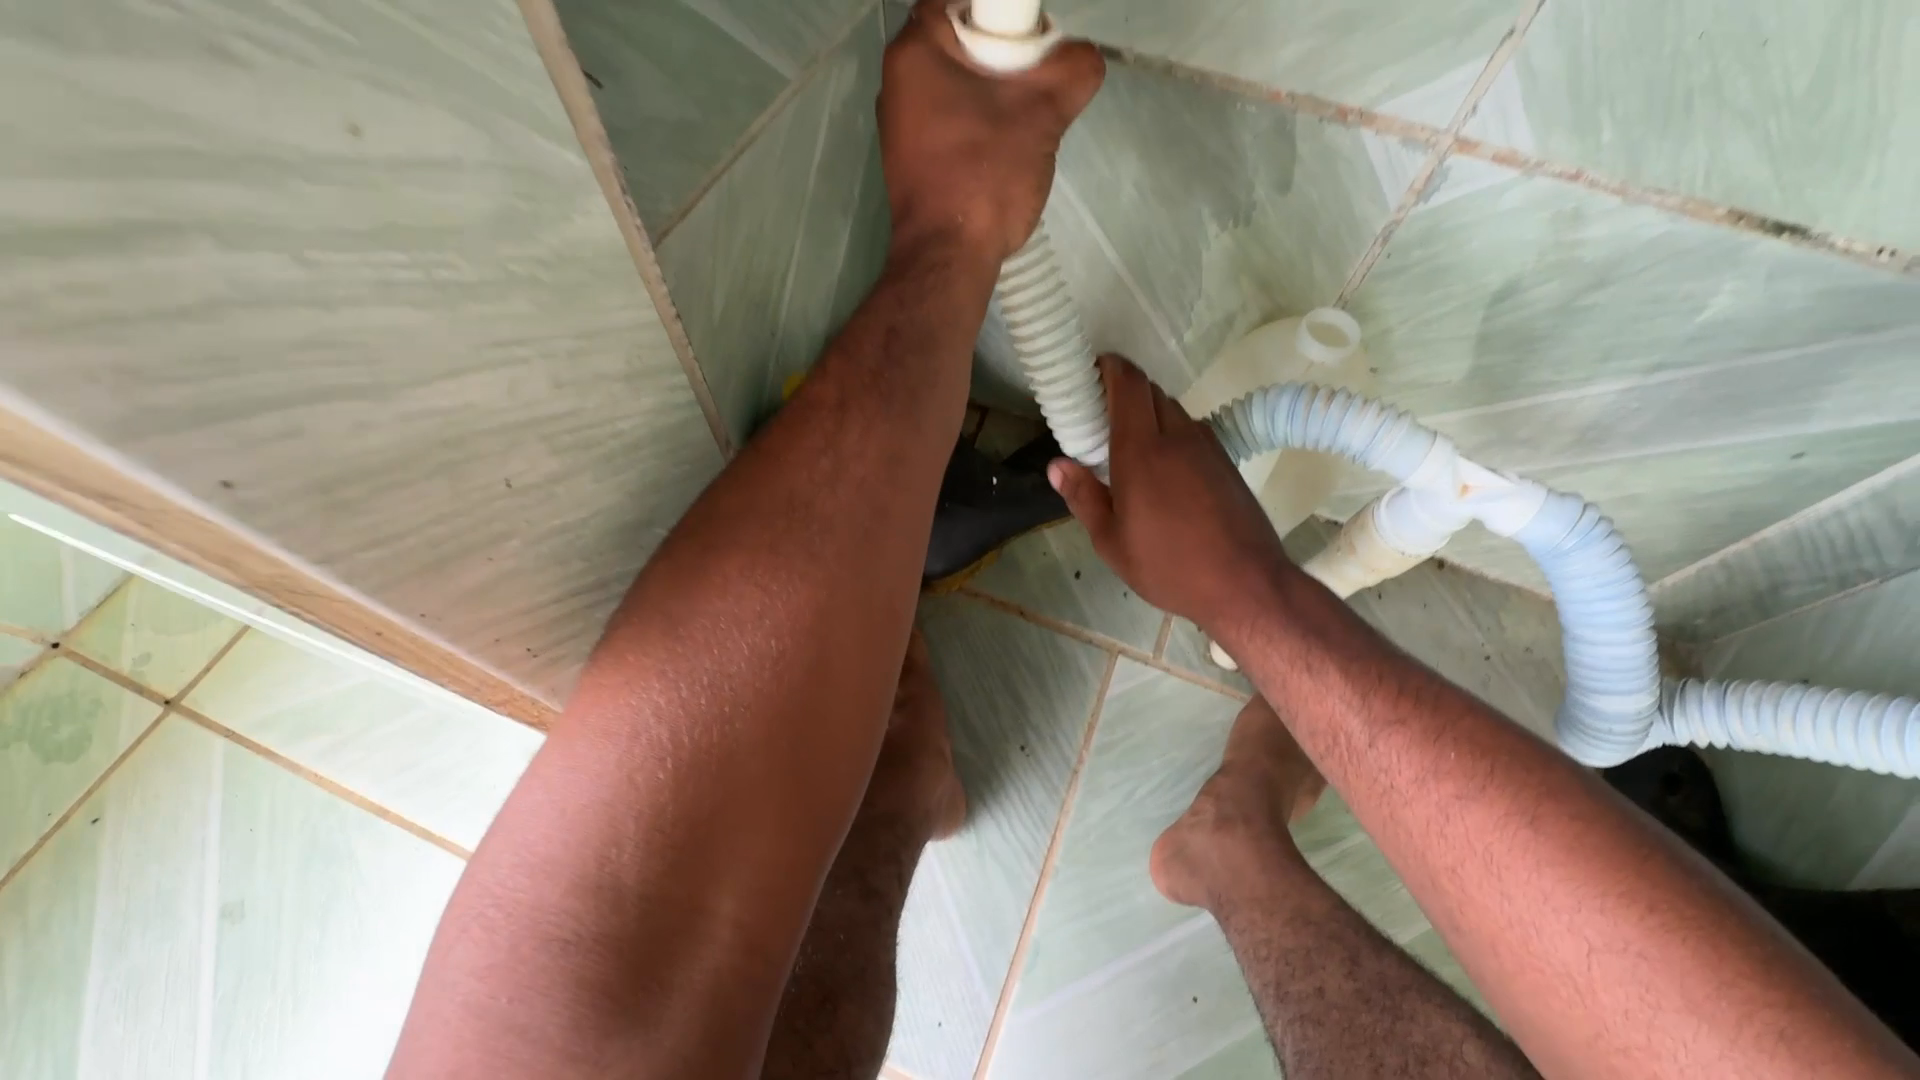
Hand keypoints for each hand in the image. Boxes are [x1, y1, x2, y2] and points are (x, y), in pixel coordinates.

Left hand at [878, 0, 1104, 264]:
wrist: (948, 258)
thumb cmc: (984, 176)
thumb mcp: (1042, 115)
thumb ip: (1072, 71)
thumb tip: (1084, 59)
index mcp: (914, 52)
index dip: (1001, 11)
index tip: (1031, 38)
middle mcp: (896, 83)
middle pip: (959, 42)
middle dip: (1002, 55)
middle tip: (1038, 79)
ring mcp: (900, 127)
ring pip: (957, 87)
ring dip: (994, 95)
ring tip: (1027, 121)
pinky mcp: (911, 162)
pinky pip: (950, 123)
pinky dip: (979, 126)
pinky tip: (1004, 152)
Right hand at [1049, 357, 1295, 634]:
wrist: (1246, 584)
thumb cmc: (1169, 566)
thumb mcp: (1111, 542)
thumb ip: (1083, 497)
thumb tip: (1057, 465)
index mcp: (1142, 450)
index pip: (1128, 384)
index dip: (1110, 368)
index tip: (1092, 372)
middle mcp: (1178, 436)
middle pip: (1150, 392)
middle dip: (1124, 393)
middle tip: (1100, 419)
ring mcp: (1207, 447)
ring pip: (1173, 411)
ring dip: (1149, 415)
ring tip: (1129, 448)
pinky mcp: (1226, 462)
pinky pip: (1191, 432)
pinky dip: (1171, 434)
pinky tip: (1162, 470)